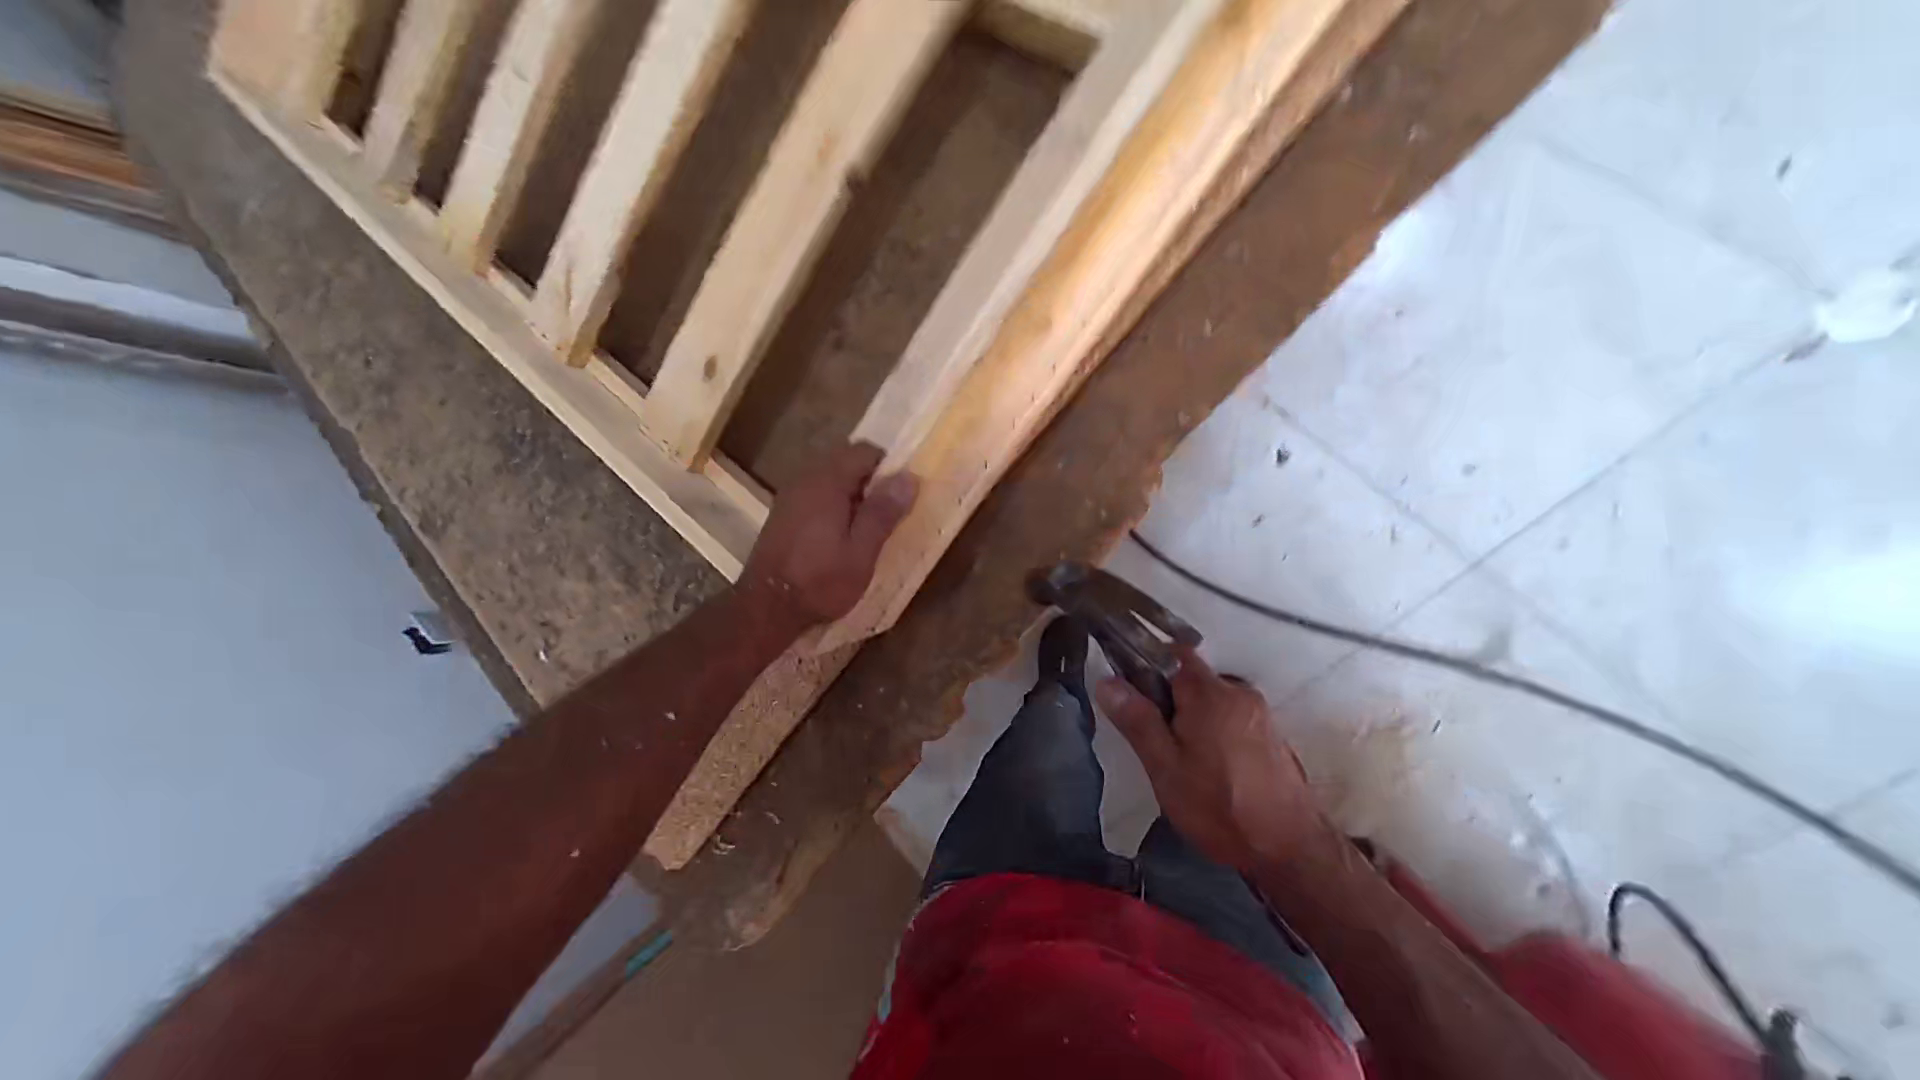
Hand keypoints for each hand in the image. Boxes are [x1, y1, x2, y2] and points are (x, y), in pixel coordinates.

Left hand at [738, 442, 918, 630]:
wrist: (766, 609)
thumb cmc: (820, 582)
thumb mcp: (861, 552)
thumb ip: (883, 512)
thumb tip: (908, 477)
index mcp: (827, 482)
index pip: (864, 451)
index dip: (887, 468)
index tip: (899, 497)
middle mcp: (805, 479)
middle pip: (845, 461)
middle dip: (870, 482)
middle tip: (885, 517)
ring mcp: (789, 496)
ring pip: (830, 479)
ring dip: (851, 495)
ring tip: (864, 531)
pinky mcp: (782, 514)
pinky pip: (815, 495)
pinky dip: (832, 506)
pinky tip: (838, 538)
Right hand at [1097, 649, 1329, 870]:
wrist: (1291, 851)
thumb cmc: (1219, 807)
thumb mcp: (1165, 768)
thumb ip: (1137, 721)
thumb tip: (1107, 681)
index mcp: (1210, 693)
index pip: (1172, 655)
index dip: (1148, 668)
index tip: (1133, 698)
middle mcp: (1239, 692)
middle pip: (1192, 679)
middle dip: (1170, 702)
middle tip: (1156, 743)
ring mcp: (1260, 714)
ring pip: (1212, 702)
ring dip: (1194, 720)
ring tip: (1183, 762)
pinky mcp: (1272, 737)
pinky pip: (1232, 719)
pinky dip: (1216, 733)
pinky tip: (1211, 770)